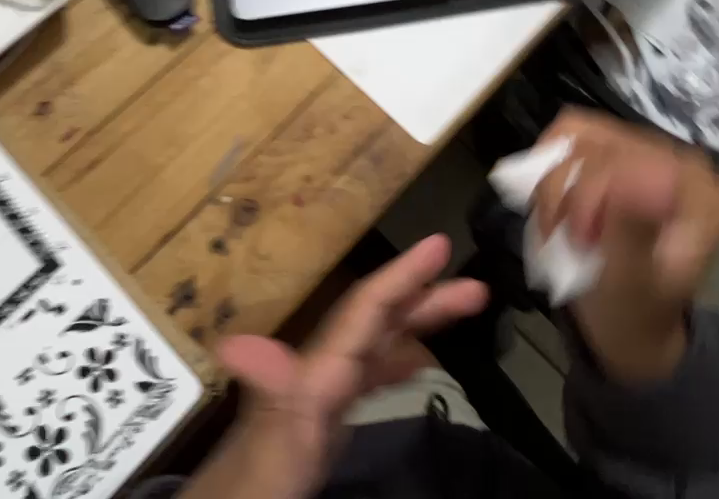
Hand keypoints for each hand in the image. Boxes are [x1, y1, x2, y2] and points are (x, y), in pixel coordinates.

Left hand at [179, 235, 486, 498]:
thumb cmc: (253, 489)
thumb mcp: (266, 454)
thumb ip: (269, 405)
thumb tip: (242, 344)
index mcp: (311, 379)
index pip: (362, 313)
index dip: (402, 276)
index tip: (439, 244)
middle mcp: (316, 377)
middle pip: (374, 323)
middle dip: (422, 297)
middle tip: (475, 287)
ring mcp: (318, 399)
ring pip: (374, 346)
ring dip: (416, 324)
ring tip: (462, 307)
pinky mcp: (321, 423)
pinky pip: (366, 378)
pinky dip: (395, 361)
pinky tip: (416, 362)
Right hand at [533, 108, 718, 383]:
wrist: (626, 323)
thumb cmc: (633, 309)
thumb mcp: (631, 279)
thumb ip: (634, 228)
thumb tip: (639, 173)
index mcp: (700, 191)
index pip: (625, 155)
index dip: (587, 191)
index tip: (580, 238)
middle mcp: (681, 162)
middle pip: (598, 142)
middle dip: (568, 191)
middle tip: (568, 239)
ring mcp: (648, 152)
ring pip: (577, 135)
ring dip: (554, 185)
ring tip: (561, 228)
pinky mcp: (618, 151)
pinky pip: (570, 133)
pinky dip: (552, 168)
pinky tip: (556, 204)